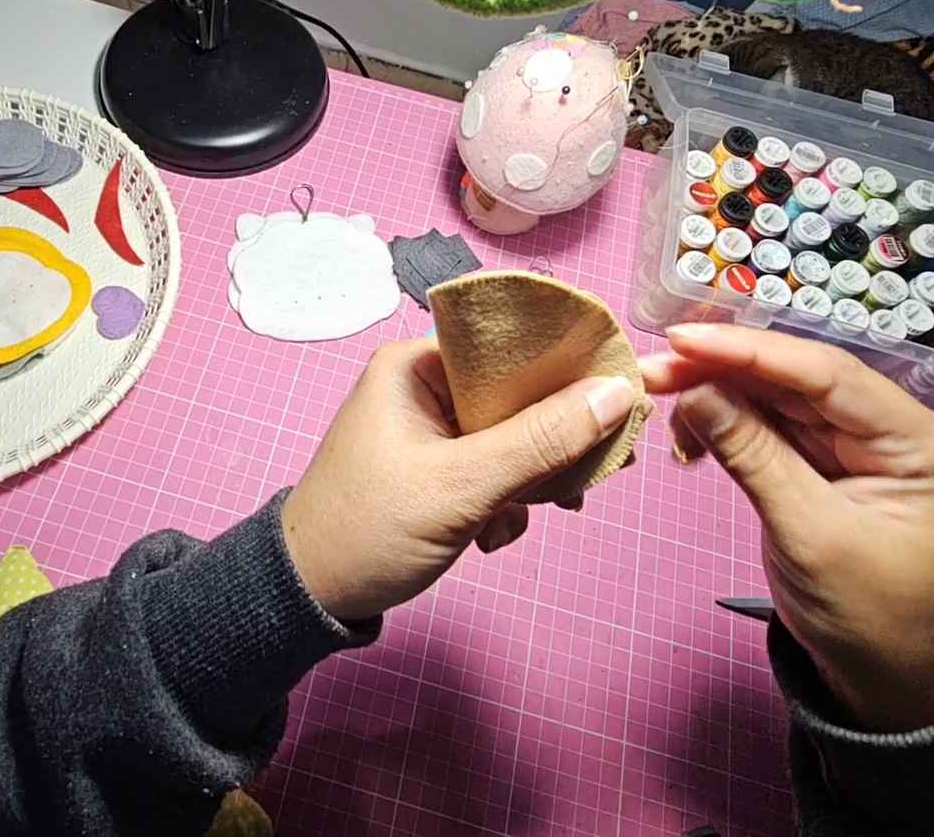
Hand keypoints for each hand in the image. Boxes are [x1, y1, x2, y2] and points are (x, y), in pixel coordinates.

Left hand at [282, 337, 638, 621]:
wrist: (315, 594)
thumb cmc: (368, 528)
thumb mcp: (460, 485)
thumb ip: (540, 439)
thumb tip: (615, 392)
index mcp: (417, 365)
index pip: (506, 340)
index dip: (565, 361)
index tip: (617, 390)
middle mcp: (425, 385)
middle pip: (517, 390)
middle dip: (558, 433)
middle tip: (599, 465)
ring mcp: (431, 427)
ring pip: (512, 432)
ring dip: (534, 475)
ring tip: (549, 508)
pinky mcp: (437, 464)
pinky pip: (494, 464)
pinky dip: (508, 497)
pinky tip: (495, 533)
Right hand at [642, 323, 933, 731]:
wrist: (886, 680)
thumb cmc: (870, 615)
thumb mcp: (809, 534)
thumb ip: (752, 455)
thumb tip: (693, 391)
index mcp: (919, 442)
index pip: (826, 375)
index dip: (751, 350)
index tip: (682, 338)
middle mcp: (886, 429)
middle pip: (793, 379)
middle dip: (720, 368)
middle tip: (653, 368)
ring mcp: (849, 444)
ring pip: (771, 397)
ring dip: (712, 392)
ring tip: (658, 394)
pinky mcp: (816, 461)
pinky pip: (762, 425)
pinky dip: (720, 422)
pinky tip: (687, 432)